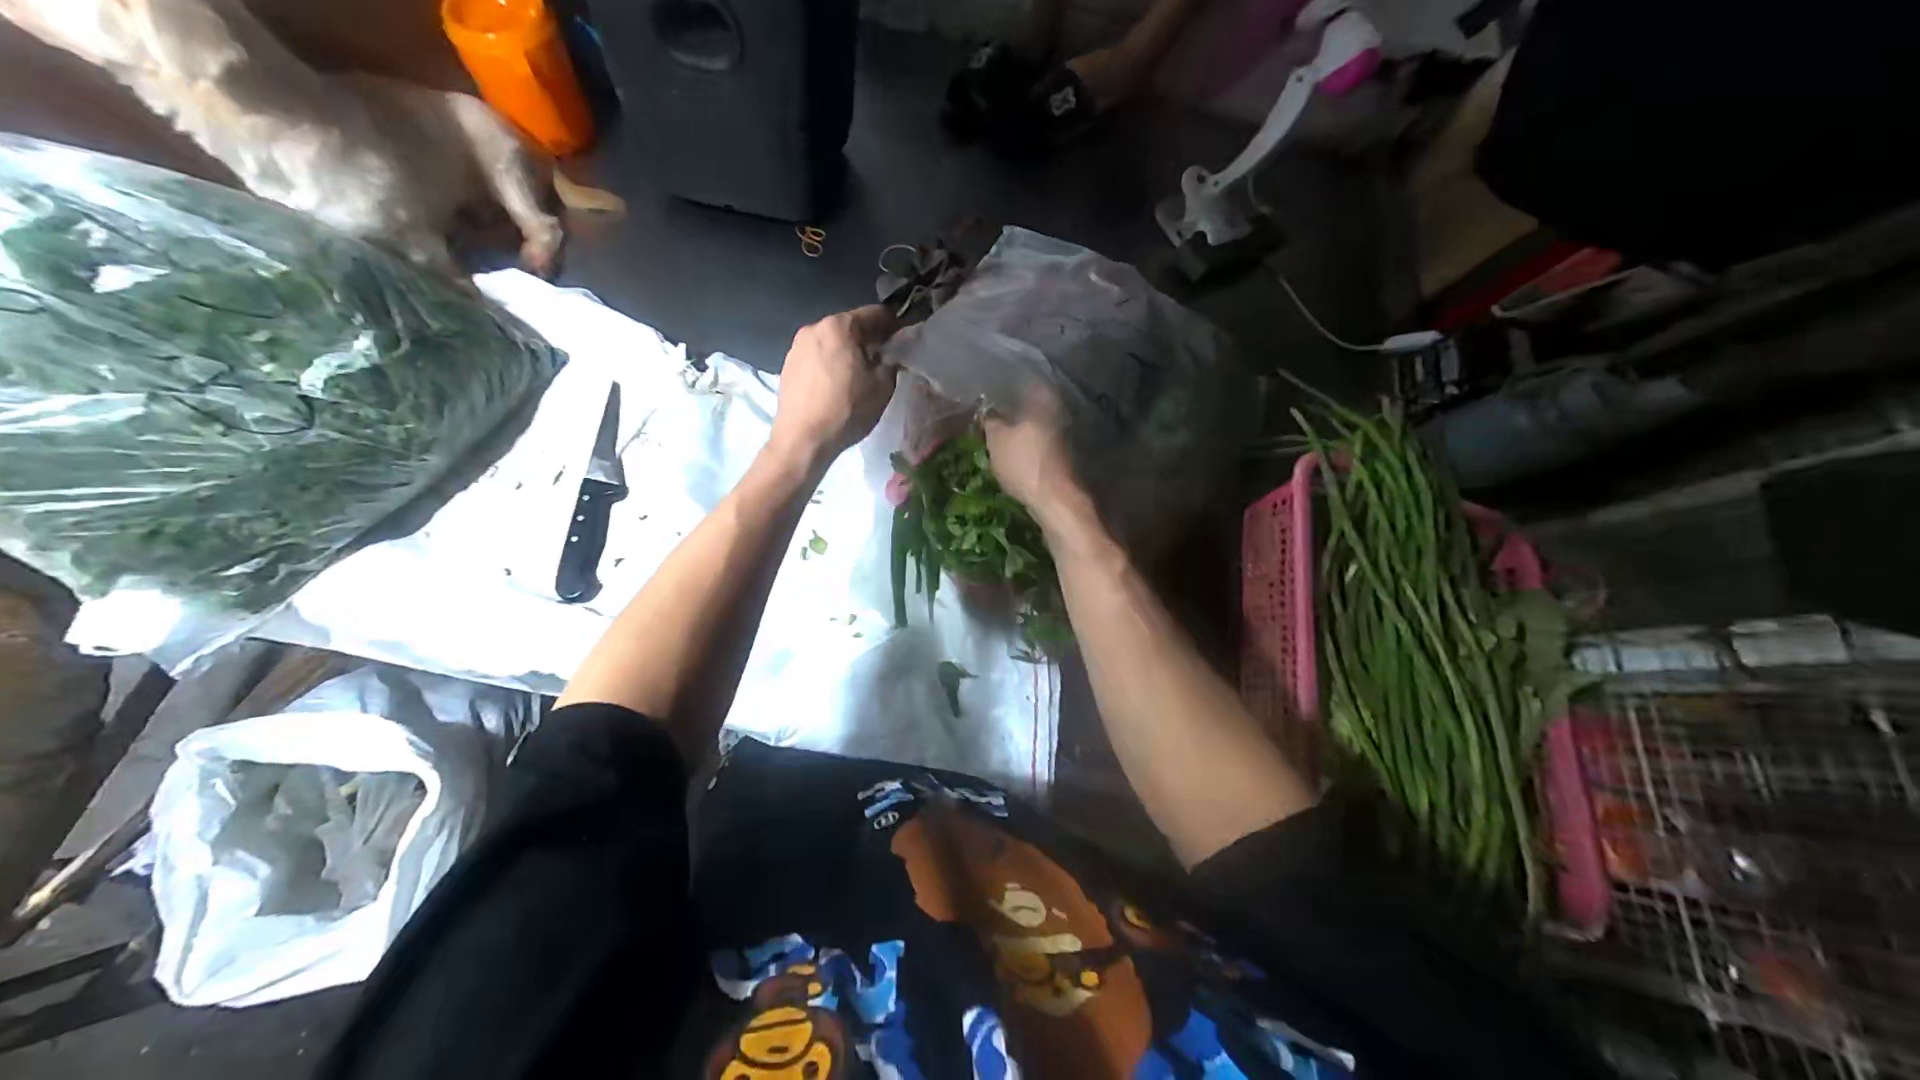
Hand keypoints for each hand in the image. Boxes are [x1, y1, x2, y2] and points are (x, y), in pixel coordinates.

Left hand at [768, 305, 900, 468]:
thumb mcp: (882, 385)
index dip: (893, 324)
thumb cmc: (847, 409)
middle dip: (868, 338)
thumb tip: (889, 352)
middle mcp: (814, 327)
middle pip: (850, 326)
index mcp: (839, 326)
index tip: (903, 339)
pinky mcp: (787, 365)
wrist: (803, 439)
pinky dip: (830, 363)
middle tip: (882, 359)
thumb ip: (890, 360)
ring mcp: (797, 346)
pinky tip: (836, 384)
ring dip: (847, 351)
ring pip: (831, 341)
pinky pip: (817, 356)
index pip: (874, 313)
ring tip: (858, 375)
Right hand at [981, 391, 1090, 530]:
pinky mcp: (1059, 456)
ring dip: (1018, 425)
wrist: (1054, 499)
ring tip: (996, 430)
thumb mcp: (996, 440)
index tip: (992, 386)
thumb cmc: (1024, 463)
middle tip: (991, 409)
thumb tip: (987, 409)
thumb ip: (991, 420)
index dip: (1008, 383)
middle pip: (1032, 403)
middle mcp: (1055, 413)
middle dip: (1013, 406)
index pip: (1027, 380)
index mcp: (1042, 401)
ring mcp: (1060, 436)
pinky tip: (1010, 450)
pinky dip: (1024, 443)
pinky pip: (1037, 442)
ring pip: (1035, 423)